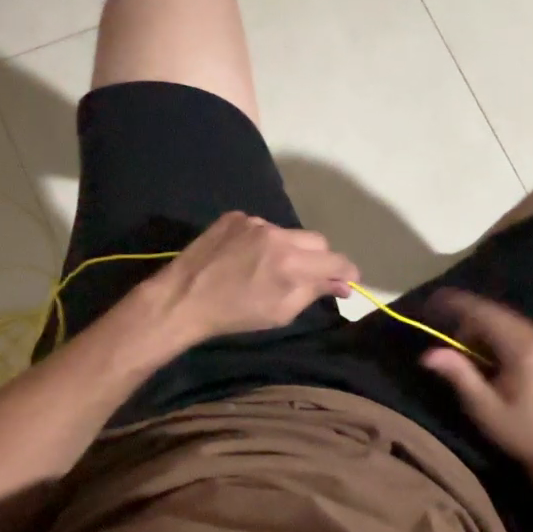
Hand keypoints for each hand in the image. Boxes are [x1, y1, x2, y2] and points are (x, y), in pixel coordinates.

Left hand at [148, 212, 358, 344]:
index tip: (349, 280)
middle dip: (319, 259)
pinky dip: (261, 241)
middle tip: (309, 277)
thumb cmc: (234, 315)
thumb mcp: (280, 312)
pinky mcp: (234, 217)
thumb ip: (315, 292)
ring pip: (287, 233)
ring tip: (266, 269)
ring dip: (287, 249)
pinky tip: (245, 258)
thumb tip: (343, 284)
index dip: (347, 271)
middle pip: (316, 241)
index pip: (335, 260)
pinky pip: (261, 227)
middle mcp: (276, 234)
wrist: (183, 298)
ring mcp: (253, 221)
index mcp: (290, 262)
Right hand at [420, 290, 532, 491]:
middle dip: (470, 321)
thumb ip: (459, 375)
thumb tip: (428, 354)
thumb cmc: (525, 435)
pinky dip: (505, 338)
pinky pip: (527, 334)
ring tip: (471, 355)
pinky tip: (498, 362)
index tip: (433, 302)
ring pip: (513, 324)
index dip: (456, 304)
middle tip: (450, 343)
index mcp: (523, 348)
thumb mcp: (485, 408)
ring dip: (488, 331)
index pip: (483, 313)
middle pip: (499, 315)